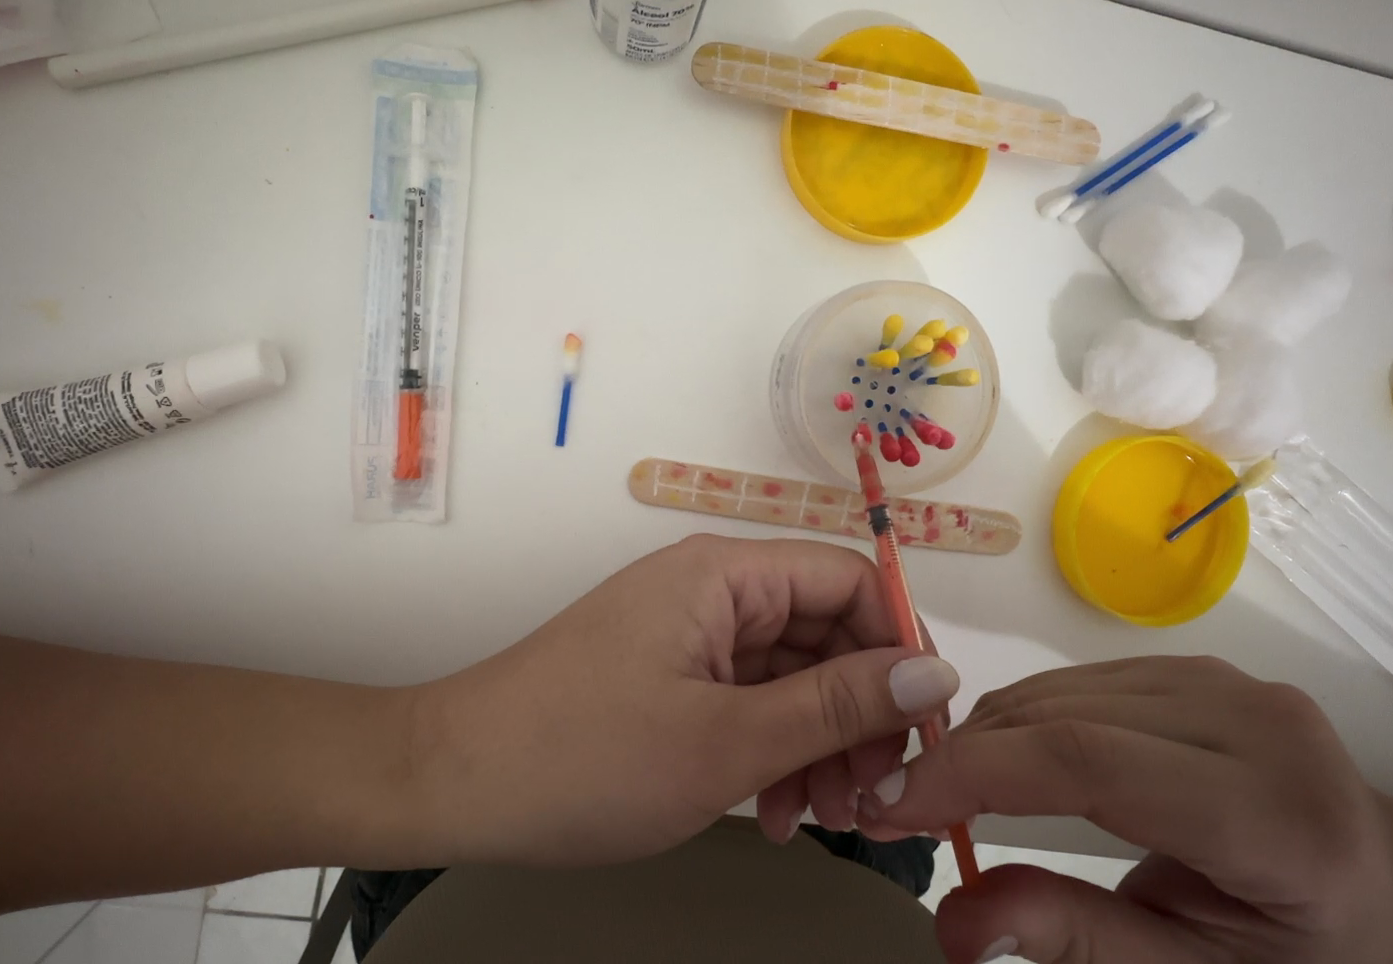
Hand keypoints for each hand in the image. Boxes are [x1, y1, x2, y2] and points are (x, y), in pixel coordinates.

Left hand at [404, 534, 960, 865]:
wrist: (457, 781)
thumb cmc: (586, 756)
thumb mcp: (727, 740)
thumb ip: (837, 705)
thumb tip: (934, 672)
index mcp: (724, 574)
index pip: (846, 580)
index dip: (896, 644)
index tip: (924, 727)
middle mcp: (710, 590)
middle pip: (821, 633)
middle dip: (857, 714)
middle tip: (873, 798)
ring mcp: (688, 636)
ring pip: (788, 676)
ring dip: (817, 744)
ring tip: (821, 818)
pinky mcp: (670, 676)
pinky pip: (746, 701)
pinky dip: (771, 751)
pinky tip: (772, 813)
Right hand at [858, 656, 1392, 963]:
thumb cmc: (1304, 958)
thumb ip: (1078, 942)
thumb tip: (953, 923)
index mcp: (1275, 816)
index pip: (1088, 763)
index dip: (973, 774)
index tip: (890, 803)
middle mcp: (1251, 720)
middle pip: (1059, 717)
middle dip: (960, 758)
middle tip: (895, 807)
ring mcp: (1220, 680)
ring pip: (1054, 692)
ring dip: (981, 738)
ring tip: (942, 793)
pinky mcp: (1187, 667)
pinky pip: (1071, 683)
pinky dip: (1017, 722)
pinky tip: (1001, 763)